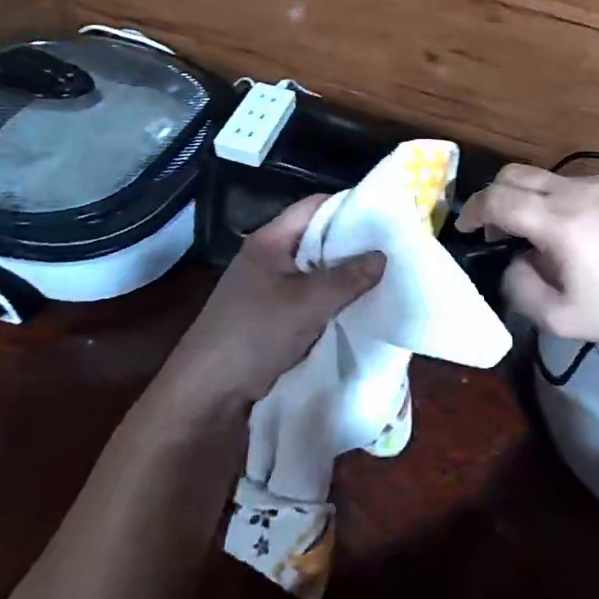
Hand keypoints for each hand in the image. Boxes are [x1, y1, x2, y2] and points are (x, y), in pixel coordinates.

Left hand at [152, 195, 384, 410]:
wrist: (208, 392)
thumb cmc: (256, 334)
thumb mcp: (310, 302)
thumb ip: (349, 277)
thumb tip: (381, 255)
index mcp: (270, 240)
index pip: (314, 206)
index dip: (349, 206)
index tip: (385, 216)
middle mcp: (267, 257)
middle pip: (316, 236)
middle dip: (351, 242)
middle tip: (391, 247)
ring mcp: (265, 286)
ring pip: (313, 269)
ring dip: (342, 273)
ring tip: (381, 275)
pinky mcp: (268, 314)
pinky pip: (307, 295)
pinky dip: (330, 297)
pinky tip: (355, 305)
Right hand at [455, 165, 598, 348]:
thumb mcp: (561, 318)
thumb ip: (520, 286)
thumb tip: (512, 261)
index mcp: (559, 221)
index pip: (498, 199)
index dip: (472, 211)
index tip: (464, 229)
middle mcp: (576, 190)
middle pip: (514, 174)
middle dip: (494, 198)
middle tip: (495, 231)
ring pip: (544, 176)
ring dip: (526, 198)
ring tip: (534, 235)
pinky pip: (572, 182)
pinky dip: (555, 199)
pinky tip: (572, 232)